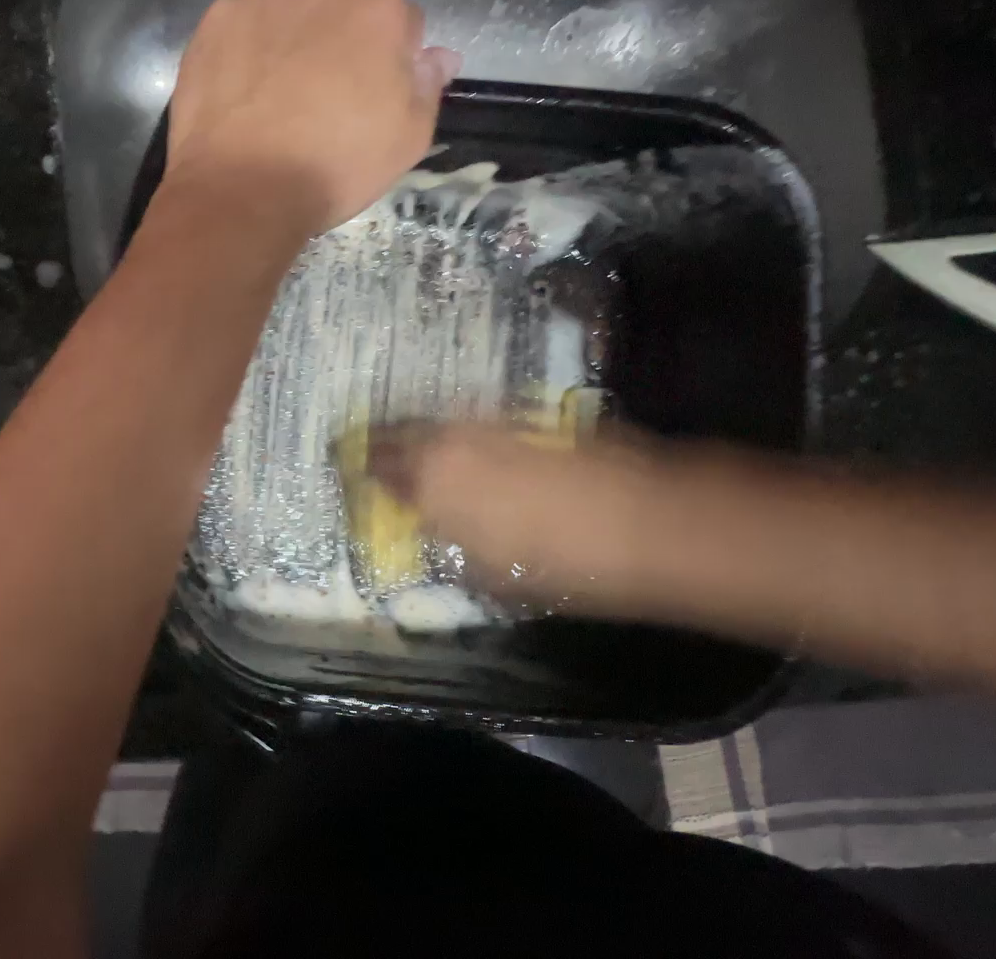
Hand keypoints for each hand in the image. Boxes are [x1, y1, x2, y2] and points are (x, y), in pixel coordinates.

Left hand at [165, 0, 460, 237]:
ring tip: (277, 88)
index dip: (389, 61)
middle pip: (342, 4)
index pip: (399, 22)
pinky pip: (241, 25)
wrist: (243, 191)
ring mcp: (264, 1)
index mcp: (381, 12)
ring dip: (291, 33)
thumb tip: (438, 56)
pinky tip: (239, 90)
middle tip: (321, 94)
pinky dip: (244, 49)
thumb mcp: (405, 141)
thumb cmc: (333, 170)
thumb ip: (426, 88)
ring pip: (289, 5)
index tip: (369, 97)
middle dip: (339, 38)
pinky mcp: (216, 22)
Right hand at [365, 421, 652, 604]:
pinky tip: (467, 442)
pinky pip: (478, 421)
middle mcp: (454, 445)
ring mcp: (493, 426)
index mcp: (433, 485)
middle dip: (381, 438)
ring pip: (440, 421)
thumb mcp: (493, 574)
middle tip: (365, 444)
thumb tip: (438, 531)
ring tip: (410, 441)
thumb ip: (454, 545)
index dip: (361, 468)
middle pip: (403, 432)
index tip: (347, 467)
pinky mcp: (529, 420)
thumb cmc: (562, 564)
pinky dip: (462, 430)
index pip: (379, 469)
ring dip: (419, 430)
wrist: (648, 522)